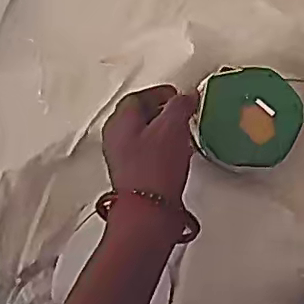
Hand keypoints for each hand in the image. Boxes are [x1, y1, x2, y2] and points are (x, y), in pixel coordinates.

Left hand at [102, 85, 197, 203]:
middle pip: (140, 115)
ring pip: (144, 134)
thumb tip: (187, 96)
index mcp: (120, 121)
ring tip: (183, 131)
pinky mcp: (134, 175)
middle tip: (182, 109)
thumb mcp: (173, 127)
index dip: (161, 92)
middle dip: (162, 110)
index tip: (179, 94)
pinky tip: (178, 154)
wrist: (149, 210)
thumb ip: (180, 105)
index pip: (139, 96)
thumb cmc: (154, 168)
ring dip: (164, 130)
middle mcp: (116, 138)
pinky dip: (163, 147)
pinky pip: (148, 152)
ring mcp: (123, 158)